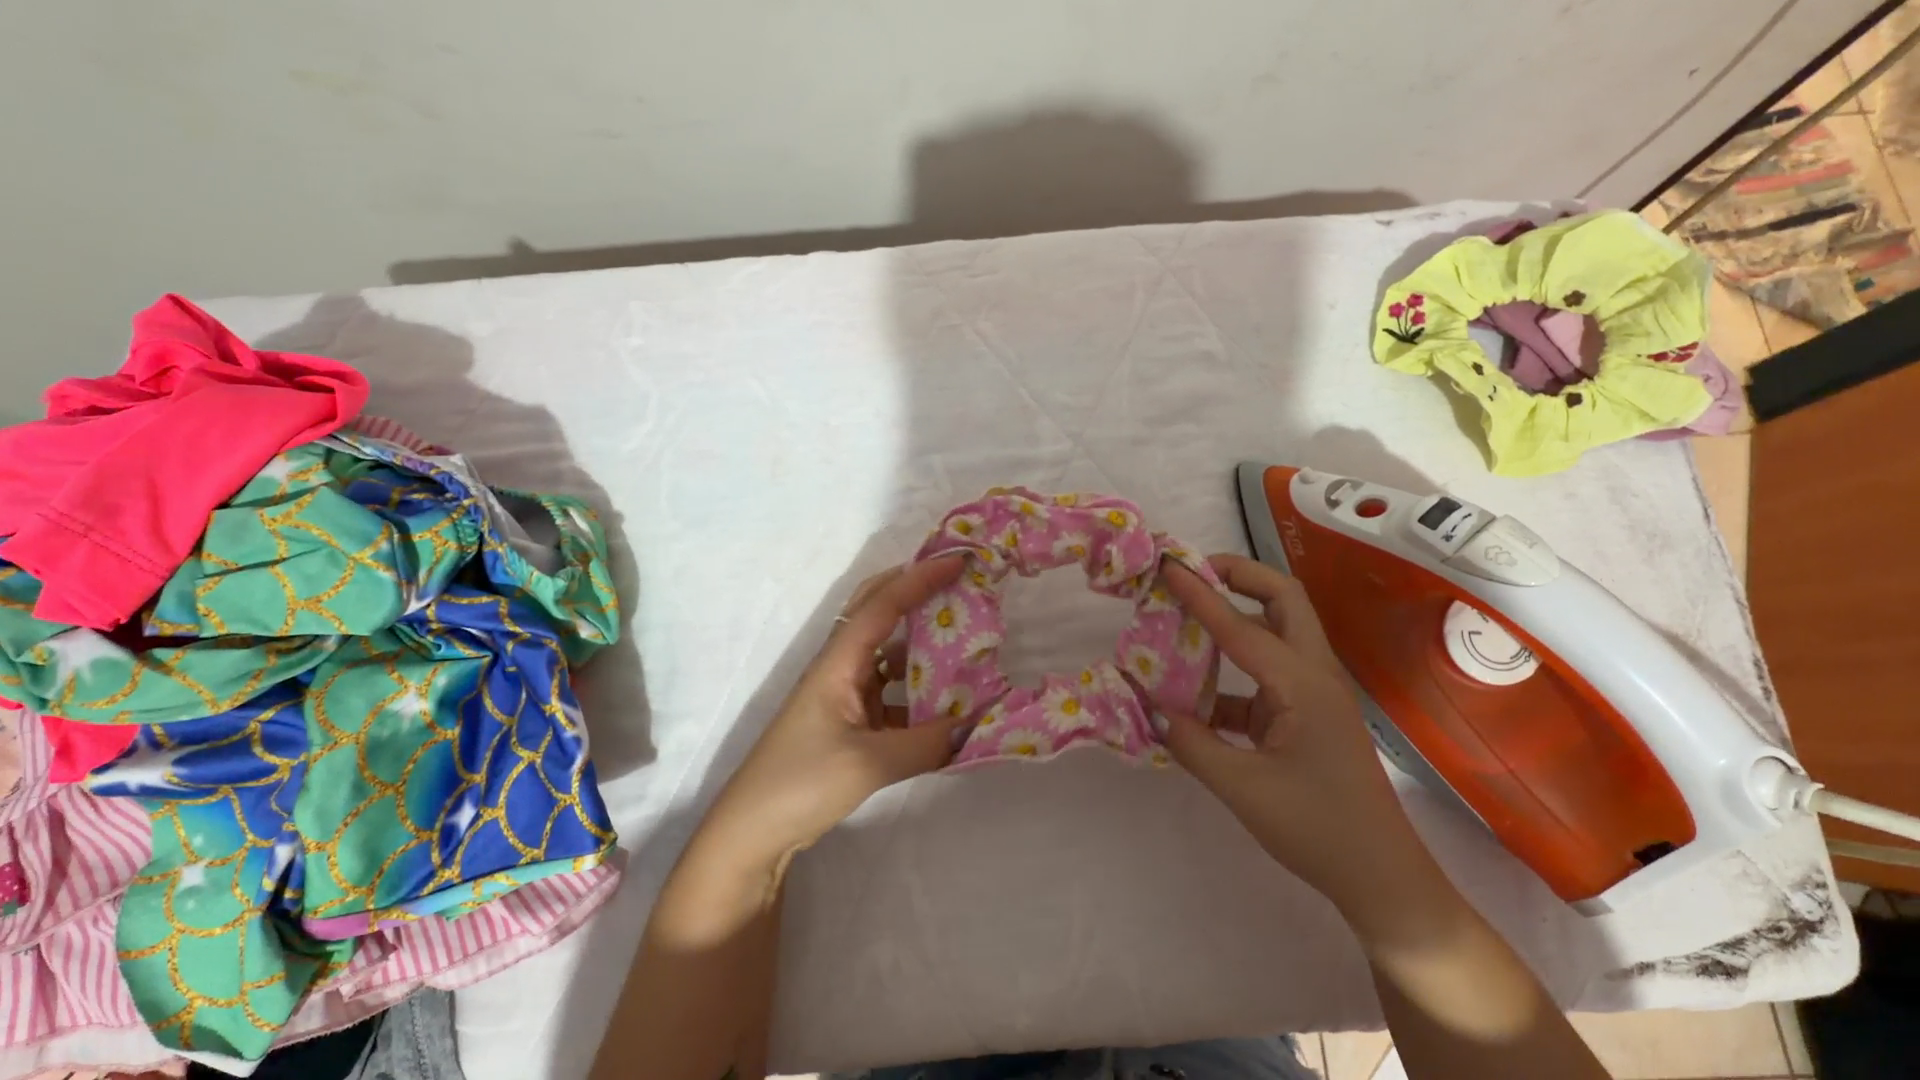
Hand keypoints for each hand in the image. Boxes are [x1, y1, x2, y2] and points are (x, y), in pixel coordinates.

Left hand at [698, 557, 968, 870]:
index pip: (882, 605)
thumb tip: (973, 727)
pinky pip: (891, 695)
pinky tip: (947, 703)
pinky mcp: (849, 727)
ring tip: (966, 641)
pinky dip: (919, 692)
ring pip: (888, 657)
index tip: (959, 561)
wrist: (752, 831)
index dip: (920, 579)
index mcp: (837, 665)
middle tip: (961, 585)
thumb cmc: (802, 783)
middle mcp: (840, 671)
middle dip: (916, 593)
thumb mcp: (870, 764)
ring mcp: (843, 698)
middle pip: (878, 615)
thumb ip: (927, 743)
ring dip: (922, 646)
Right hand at [1160, 554, 1434, 913]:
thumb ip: (1192, 743)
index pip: (1242, 627)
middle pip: (1284, 601)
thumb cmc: (1316, 828)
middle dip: (1240, 577)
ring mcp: (1314, 697)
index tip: (1167, 566)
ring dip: (1235, 619)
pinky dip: (1230, 674)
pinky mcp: (1307, 718)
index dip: (1200, 595)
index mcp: (1304, 686)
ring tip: (1184, 619)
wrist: (1379, 875)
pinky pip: (1265, 678)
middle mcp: (1314, 677)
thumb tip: (1153, 710)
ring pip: (1277, 635)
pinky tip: (1193, 694)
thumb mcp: (1242, 788)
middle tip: (1193, 573)